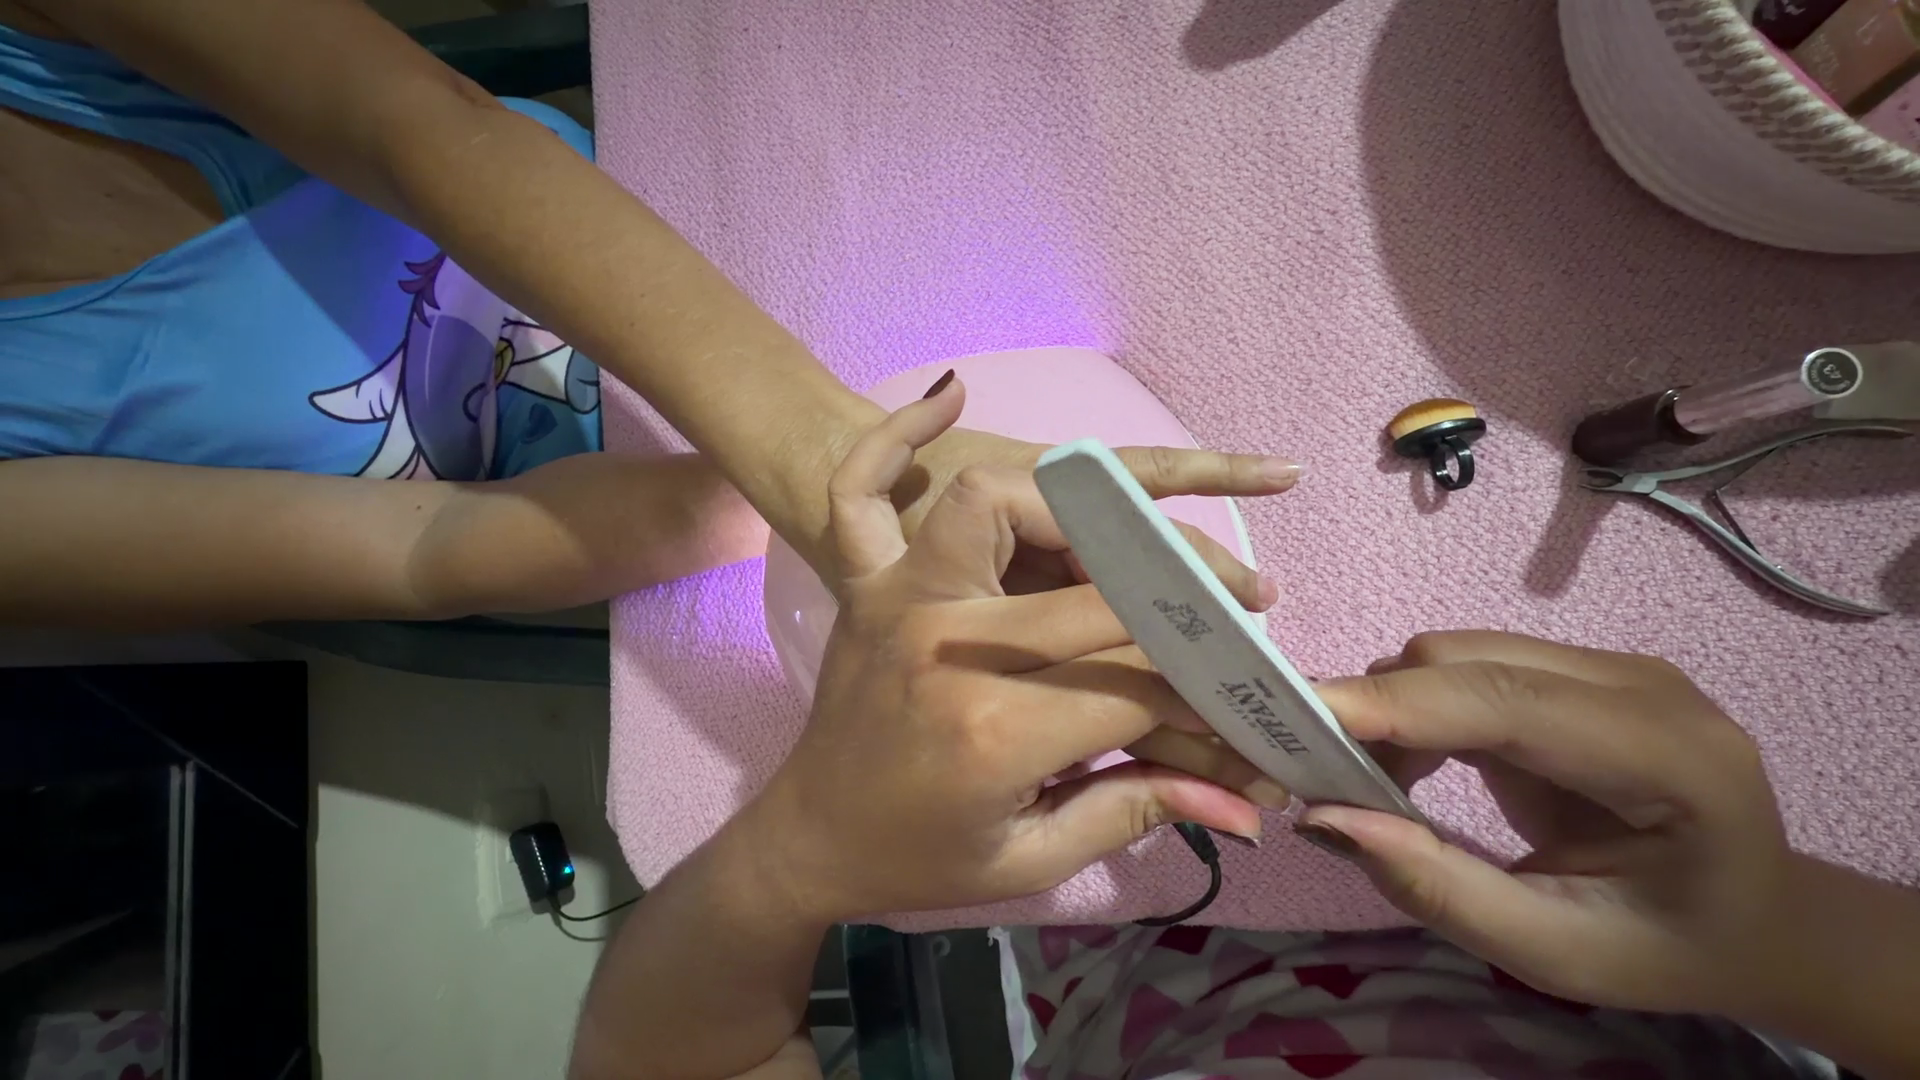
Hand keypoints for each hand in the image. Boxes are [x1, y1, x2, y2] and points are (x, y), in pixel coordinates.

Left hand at [743, 379, 1283, 922]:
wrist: (807, 836)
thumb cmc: (918, 857)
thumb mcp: (1030, 858)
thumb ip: (1136, 811)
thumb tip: (1243, 798)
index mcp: (992, 730)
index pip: (1135, 681)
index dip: (1203, 689)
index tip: (1243, 697)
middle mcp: (946, 645)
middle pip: (1095, 591)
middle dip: (1180, 599)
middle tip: (1231, 607)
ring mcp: (897, 599)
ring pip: (992, 501)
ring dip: (1068, 504)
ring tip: (1124, 537)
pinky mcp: (865, 582)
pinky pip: (862, 489)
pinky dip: (896, 436)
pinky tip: (952, 395)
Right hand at [1305, 632, 1794, 1016]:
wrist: (1751, 916)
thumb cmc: (1662, 944)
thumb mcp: (1554, 951)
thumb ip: (1437, 888)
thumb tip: (1319, 818)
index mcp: (1669, 757)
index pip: (1503, 702)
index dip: (1392, 704)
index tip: (1295, 723)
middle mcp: (1637, 686)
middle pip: (1460, 661)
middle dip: (1375, 709)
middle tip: (1324, 777)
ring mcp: (1602, 665)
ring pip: (1448, 654)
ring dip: (1388, 708)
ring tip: (1374, 781)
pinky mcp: (1566, 667)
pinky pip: (1457, 666)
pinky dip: (1410, 706)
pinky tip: (1413, 761)